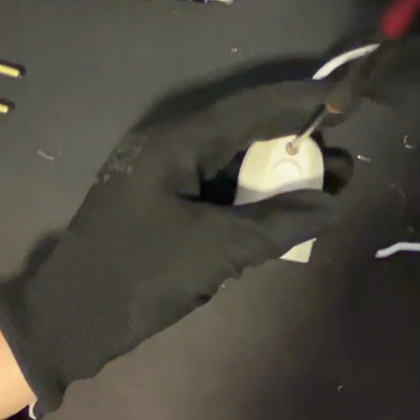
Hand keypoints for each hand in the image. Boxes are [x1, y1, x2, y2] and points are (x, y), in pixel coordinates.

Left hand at [0, 82, 350, 412]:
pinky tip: (282, 213)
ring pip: (231, 164)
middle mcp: (170, 148)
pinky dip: (250, 200)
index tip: (349, 100)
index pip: (251, 107)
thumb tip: (332, 204)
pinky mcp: (162, 207)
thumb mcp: (215, 250)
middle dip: (296, 144)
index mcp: (175, 142)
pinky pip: (216, 192)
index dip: (302, 102)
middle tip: (345, 162)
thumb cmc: (138, 277)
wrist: (70, 319)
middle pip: (244, 132)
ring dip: (275, 176)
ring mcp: (163, 178)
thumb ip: (277, 224)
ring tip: (326, 188)